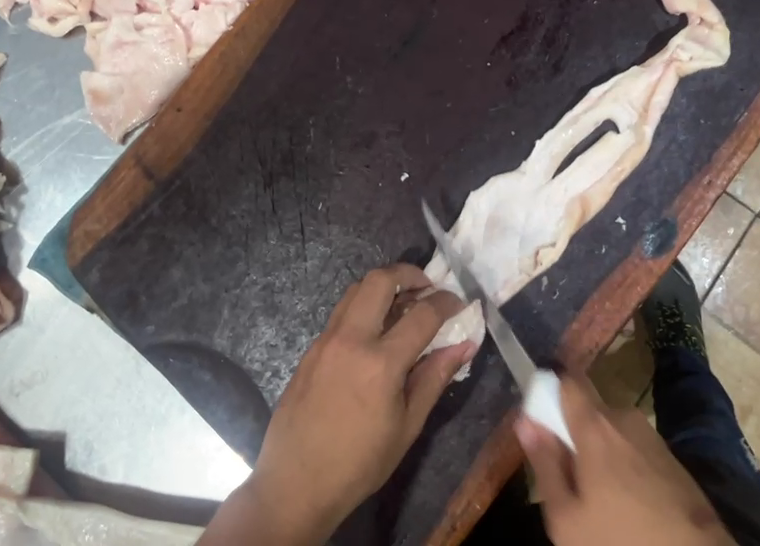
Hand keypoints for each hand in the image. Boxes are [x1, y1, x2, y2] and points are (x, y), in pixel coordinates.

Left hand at [203, 264, 474, 545]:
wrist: (295, 486)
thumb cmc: (359, 464)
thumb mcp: (407, 427)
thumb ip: (435, 378)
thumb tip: (464, 344)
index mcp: (380, 363)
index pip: (423, 313)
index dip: (447, 302)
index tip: (459, 304)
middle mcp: (351, 340)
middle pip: (380, 280)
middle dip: (409, 274)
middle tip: (427, 288)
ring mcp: (325, 341)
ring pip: (356, 290)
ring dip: (383, 287)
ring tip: (403, 305)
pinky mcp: (310, 349)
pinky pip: (340, 313)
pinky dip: (363, 308)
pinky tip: (375, 334)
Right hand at [516, 373, 734, 545]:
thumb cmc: (620, 539)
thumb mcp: (567, 516)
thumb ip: (545, 464)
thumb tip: (526, 422)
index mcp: (595, 425)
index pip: (567, 380)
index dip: (548, 389)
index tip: (538, 416)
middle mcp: (624, 418)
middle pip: (587, 409)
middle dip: (573, 433)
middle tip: (566, 476)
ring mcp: (650, 435)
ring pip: (610, 432)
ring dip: (598, 453)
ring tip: (595, 497)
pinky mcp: (669, 455)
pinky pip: (631, 447)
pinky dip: (621, 465)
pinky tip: (623, 501)